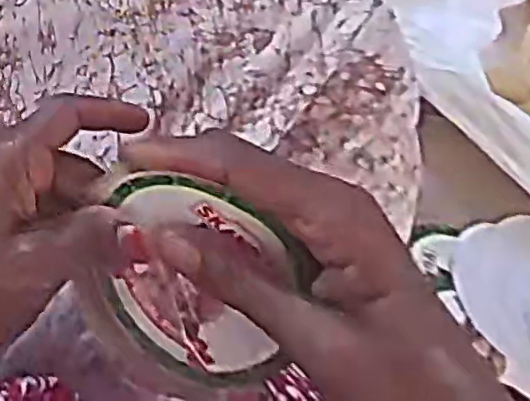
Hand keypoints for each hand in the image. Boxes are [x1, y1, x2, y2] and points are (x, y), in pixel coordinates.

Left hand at [0, 96, 150, 396]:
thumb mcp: (35, 265)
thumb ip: (88, 239)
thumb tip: (135, 225)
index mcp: (10, 154)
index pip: (66, 114)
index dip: (108, 112)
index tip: (146, 122)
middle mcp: (6, 156)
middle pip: (72, 160)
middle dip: (107, 192)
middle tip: (145, 228)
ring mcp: (1, 181)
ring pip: (63, 186)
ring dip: (90, 215)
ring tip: (125, 252)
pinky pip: (46, 204)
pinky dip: (71, 225)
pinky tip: (93, 258)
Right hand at [122, 132, 502, 400]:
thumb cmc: (403, 383)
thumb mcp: (318, 343)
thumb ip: (239, 284)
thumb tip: (161, 235)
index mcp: (334, 209)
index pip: (241, 162)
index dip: (180, 153)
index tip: (128, 157)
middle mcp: (327, 194)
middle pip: (238, 160)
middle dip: (180, 163)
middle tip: (126, 179)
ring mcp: (324, 210)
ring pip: (243, 179)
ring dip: (193, 185)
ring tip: (144, 196)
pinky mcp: (319, 231)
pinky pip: (256, 206)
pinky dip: (216, 211)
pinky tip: (188, 225)